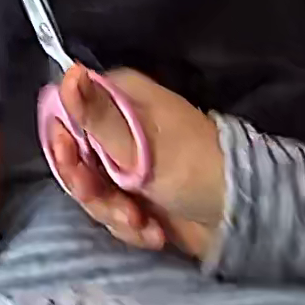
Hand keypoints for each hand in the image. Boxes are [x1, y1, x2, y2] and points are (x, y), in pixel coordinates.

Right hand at [46, 67, 224, 257]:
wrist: (241, 215)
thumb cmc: (192, 166)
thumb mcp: (138, 143)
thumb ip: (95, 113)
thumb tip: (68, 71)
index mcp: (117, 98)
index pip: (67, 115)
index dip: (63, 145)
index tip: (75, 168)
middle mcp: (115, 125)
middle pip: (74, 157)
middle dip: (91, 189)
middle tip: (116, 204)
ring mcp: (123, 161)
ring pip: (90, 189)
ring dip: (113, 212)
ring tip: (143, 223)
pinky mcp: (133, 193)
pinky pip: (110, 210)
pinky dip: (129, 226)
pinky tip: (154, 233)